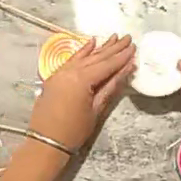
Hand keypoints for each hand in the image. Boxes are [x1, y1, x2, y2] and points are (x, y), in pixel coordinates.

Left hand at [29, 34, 135, 148]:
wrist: (46, 142)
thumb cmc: (74, 131)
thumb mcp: (96, 110)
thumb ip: (111, 86)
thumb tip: (127, 68)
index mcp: (81, 79)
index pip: (106, 65)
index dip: (121, 56)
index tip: (133, 46)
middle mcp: (70, 71)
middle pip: (96, 58)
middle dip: (113, 48)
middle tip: (127, 38)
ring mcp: (60, 73)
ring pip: (84, 57)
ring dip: (99, 47)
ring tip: (113, 37)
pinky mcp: (55, 78)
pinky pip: (71, 60)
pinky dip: (82, 52)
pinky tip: (90, 43)